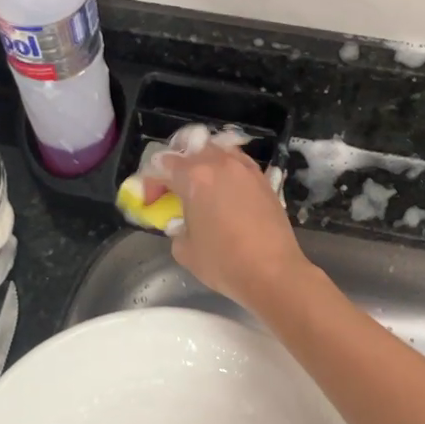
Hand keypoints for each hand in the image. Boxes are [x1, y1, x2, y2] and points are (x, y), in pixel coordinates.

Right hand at [154, 137, 312, 309]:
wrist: (273, 272)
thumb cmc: (224, 263)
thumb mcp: (184, 250)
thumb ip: (175, 228)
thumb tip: (181, 223)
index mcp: (194, 177)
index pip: (162, 166)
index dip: (151, 183)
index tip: (151, 202)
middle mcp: (220, 163)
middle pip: (190, 150)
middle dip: (176, 166)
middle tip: (173, 189)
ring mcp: (245, 169)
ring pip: (217, 151)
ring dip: (203, 163)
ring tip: (201, 185)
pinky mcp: (264, 179)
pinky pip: (238, 163)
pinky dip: (226, 170)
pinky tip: (225, 189)